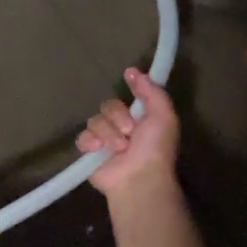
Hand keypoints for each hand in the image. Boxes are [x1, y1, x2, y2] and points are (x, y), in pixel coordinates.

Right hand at [76, 68, 179, 197]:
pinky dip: (91, 143)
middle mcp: (121, 127)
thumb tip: (132, 70)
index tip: (128, 76)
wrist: (138, 176)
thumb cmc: (155, 148)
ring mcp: (103, 140)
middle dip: (118, 117)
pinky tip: (99, 150)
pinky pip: (82, 137)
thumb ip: (151, 91)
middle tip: (129, 132)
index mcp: (139, 119)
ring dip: (108, 133)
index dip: (130, 91)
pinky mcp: (88, 153)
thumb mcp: (163, 116)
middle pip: (108, 107)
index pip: (127, 96)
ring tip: (119, 148)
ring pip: (95, 121)